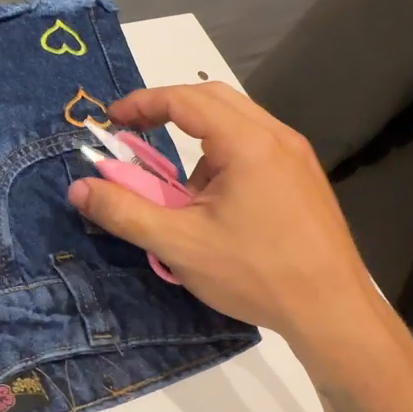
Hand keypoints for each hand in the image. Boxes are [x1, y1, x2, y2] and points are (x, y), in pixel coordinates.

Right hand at [67, 82, 376, 341]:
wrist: (334, 313)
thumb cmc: (255, 274)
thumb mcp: (178, 244)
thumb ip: (123, 211)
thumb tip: (78, 189)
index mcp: (247, 144)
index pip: (185, 100)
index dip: (142, 103)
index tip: (111, 119)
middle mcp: (276, 137)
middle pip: (212, 98)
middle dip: (167, 107)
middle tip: (133, 129)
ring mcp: (295, 156)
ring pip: (236, 119)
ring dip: (196, 131)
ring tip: (173, 176)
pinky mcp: (303, 177)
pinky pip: (253, 143)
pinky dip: (220, 151)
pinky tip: (211, 197)